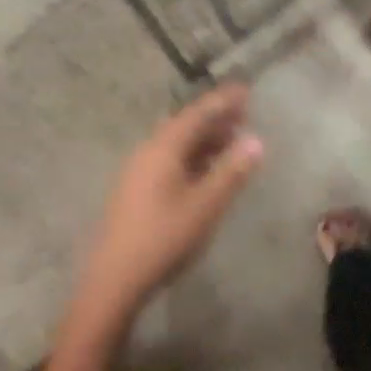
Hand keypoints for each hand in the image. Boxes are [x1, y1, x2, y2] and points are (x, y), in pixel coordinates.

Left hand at [78, 84, 264, 313]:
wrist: (114, 280)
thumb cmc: (163, 238)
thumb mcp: (205, 206)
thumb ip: (232, 172)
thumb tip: (256, 141)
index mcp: (162, 149)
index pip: (197, 114)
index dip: (223, 101)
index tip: (246, 90)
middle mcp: (147, 153)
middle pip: (185, 126)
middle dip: (215, 118)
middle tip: (245, 114)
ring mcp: (138, 173)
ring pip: (176, 145)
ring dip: (204, 139)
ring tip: (232, 141)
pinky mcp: (136, 192)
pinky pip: (169, 160)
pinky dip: (193, 157)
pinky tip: (207, 171)